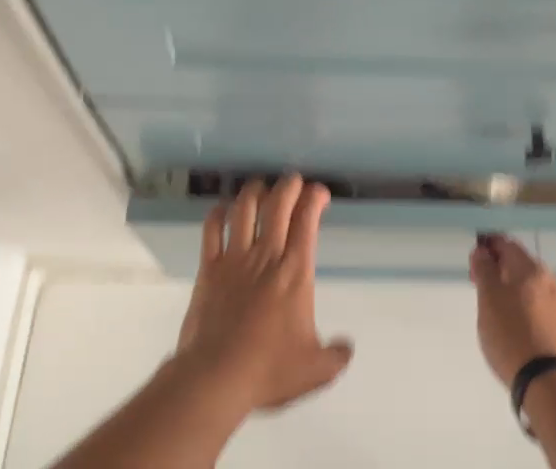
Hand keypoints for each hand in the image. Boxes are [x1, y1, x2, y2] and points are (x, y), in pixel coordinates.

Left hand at [173, 175, 354, 413]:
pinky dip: (218, 213)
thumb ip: (336, 355)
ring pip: (244, 209)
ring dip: (254, 192)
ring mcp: (234, 260)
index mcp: (295, 273)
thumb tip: (346, 346)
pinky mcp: (209, 269)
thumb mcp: (316, 369)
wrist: (216, 377)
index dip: (315, 199)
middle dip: (288, 186)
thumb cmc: (269, 370)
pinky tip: (223, 208)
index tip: (319, 193)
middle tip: (293, 180)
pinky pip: (212, 230)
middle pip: (277, 206)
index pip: (307, 222)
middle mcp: (266, 257)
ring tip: (260, 186)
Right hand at [469, 235, 555, 387]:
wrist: (548, 382)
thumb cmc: (510, 336)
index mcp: (530, 268)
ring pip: (532, 287)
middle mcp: (550, 279)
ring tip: (499, 313)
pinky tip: (519, 328)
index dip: (487, 248)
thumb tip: (482, 251)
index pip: (506, 244)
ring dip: (514, 291)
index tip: (474, 264)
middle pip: (520, 265)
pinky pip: (542, 307)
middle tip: (482, 290)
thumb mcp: (487, 300)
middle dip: (500, 271)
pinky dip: (528, 309)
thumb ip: (484, 270)